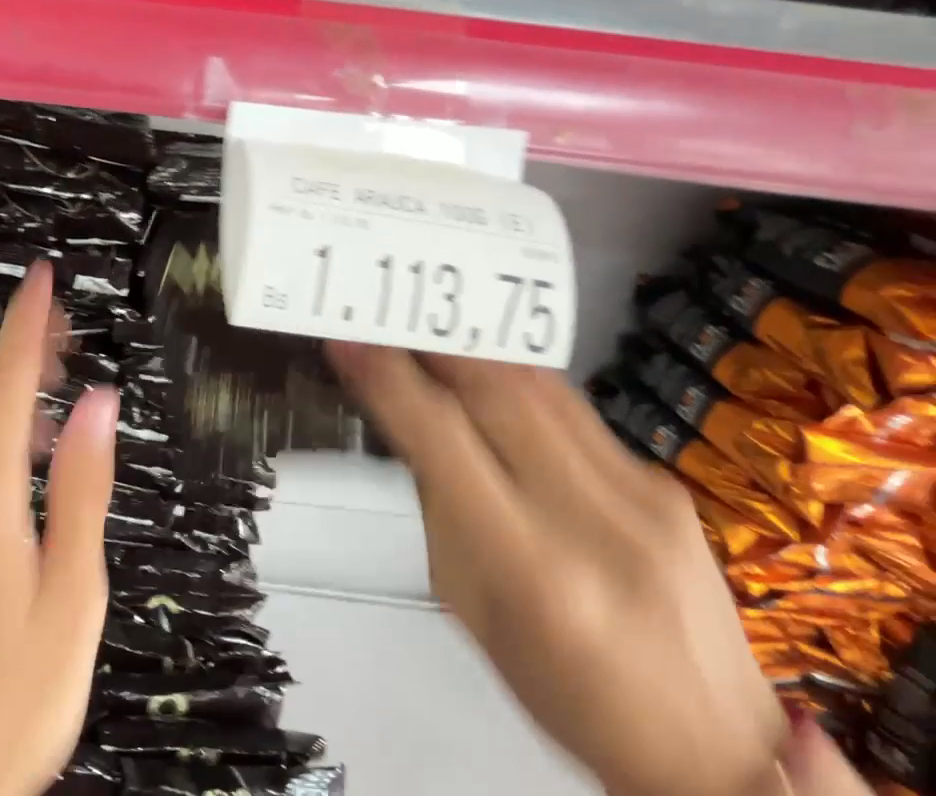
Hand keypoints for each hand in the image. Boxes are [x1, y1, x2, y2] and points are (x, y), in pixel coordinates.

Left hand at [0, 265, 118, 795]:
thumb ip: (81, 487)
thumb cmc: (12, 693)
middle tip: (54, 314)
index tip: (42, 280)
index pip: (4, 383)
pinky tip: (8, 434)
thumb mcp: (72, 591)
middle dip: (15, 345)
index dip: (26, 325)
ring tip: (42, 362)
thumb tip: (97, 408)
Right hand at [326, 343, 806, 795]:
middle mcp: (594, 519)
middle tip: (384, 318)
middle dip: (432, 344)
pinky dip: (516, 386)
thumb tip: (415, 431)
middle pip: (501, 392)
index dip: (388, 380)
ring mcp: (644, 496)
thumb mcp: (470, 606)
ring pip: (541, 389)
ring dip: (475, 352)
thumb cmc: (564, 692)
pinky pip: (574, 413)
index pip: (444, 440)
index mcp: (530, 566)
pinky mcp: (668, 484)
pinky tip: (487, 382)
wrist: (712, 744)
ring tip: (427, 332)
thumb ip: (444, 512)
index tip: (348, 343)